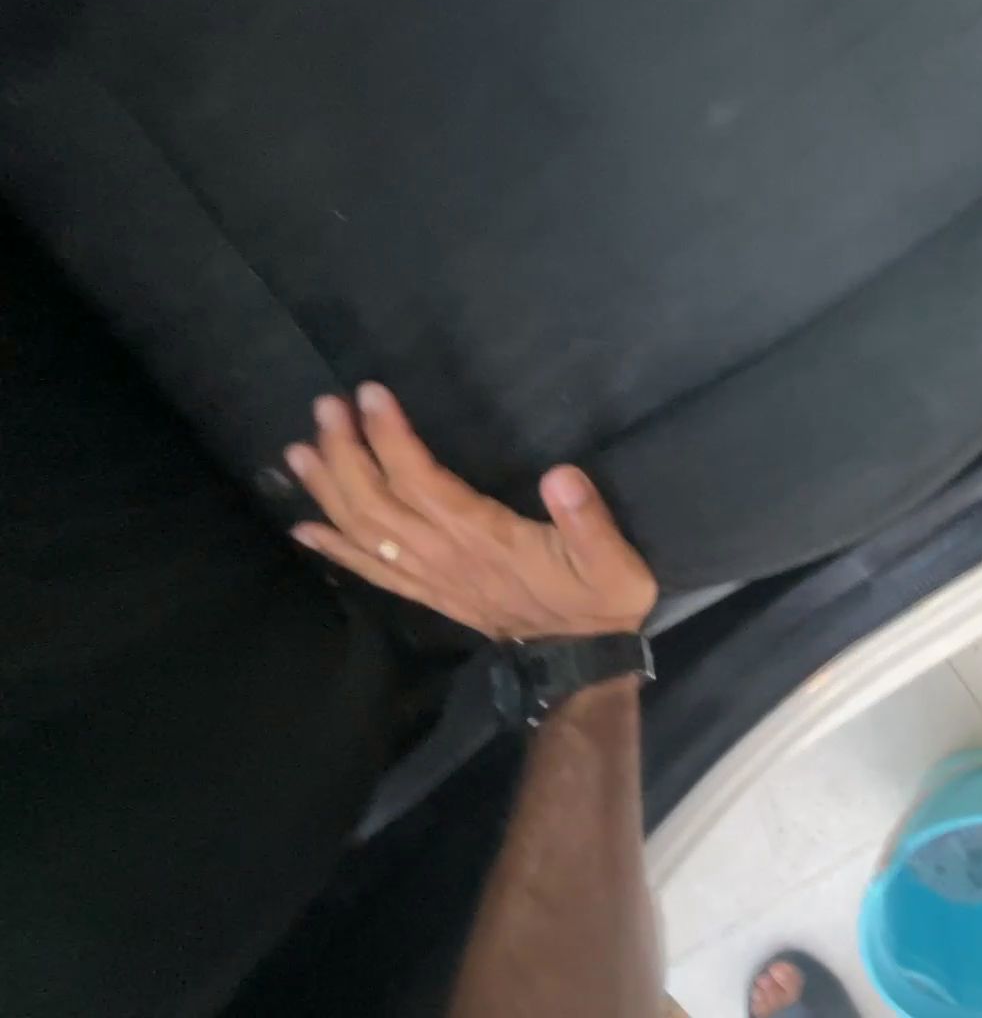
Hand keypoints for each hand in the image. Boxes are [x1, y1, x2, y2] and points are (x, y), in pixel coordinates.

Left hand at [284, 383, 657, 639]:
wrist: (592, 651)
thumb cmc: (605, 596)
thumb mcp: (614, 559)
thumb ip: (588, 519)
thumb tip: (561, 475)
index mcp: (488, 541)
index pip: (423, 483)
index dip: (392, 439)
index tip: (371, 396)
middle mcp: (448, 558)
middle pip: (377, 504)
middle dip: (348, 453)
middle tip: (327, 407)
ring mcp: (437, 579)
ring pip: (367, 533)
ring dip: (330, 492)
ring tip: (301, 451)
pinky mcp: (437, 595)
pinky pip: (375, 571)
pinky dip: (337, 549)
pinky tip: (307, 530)